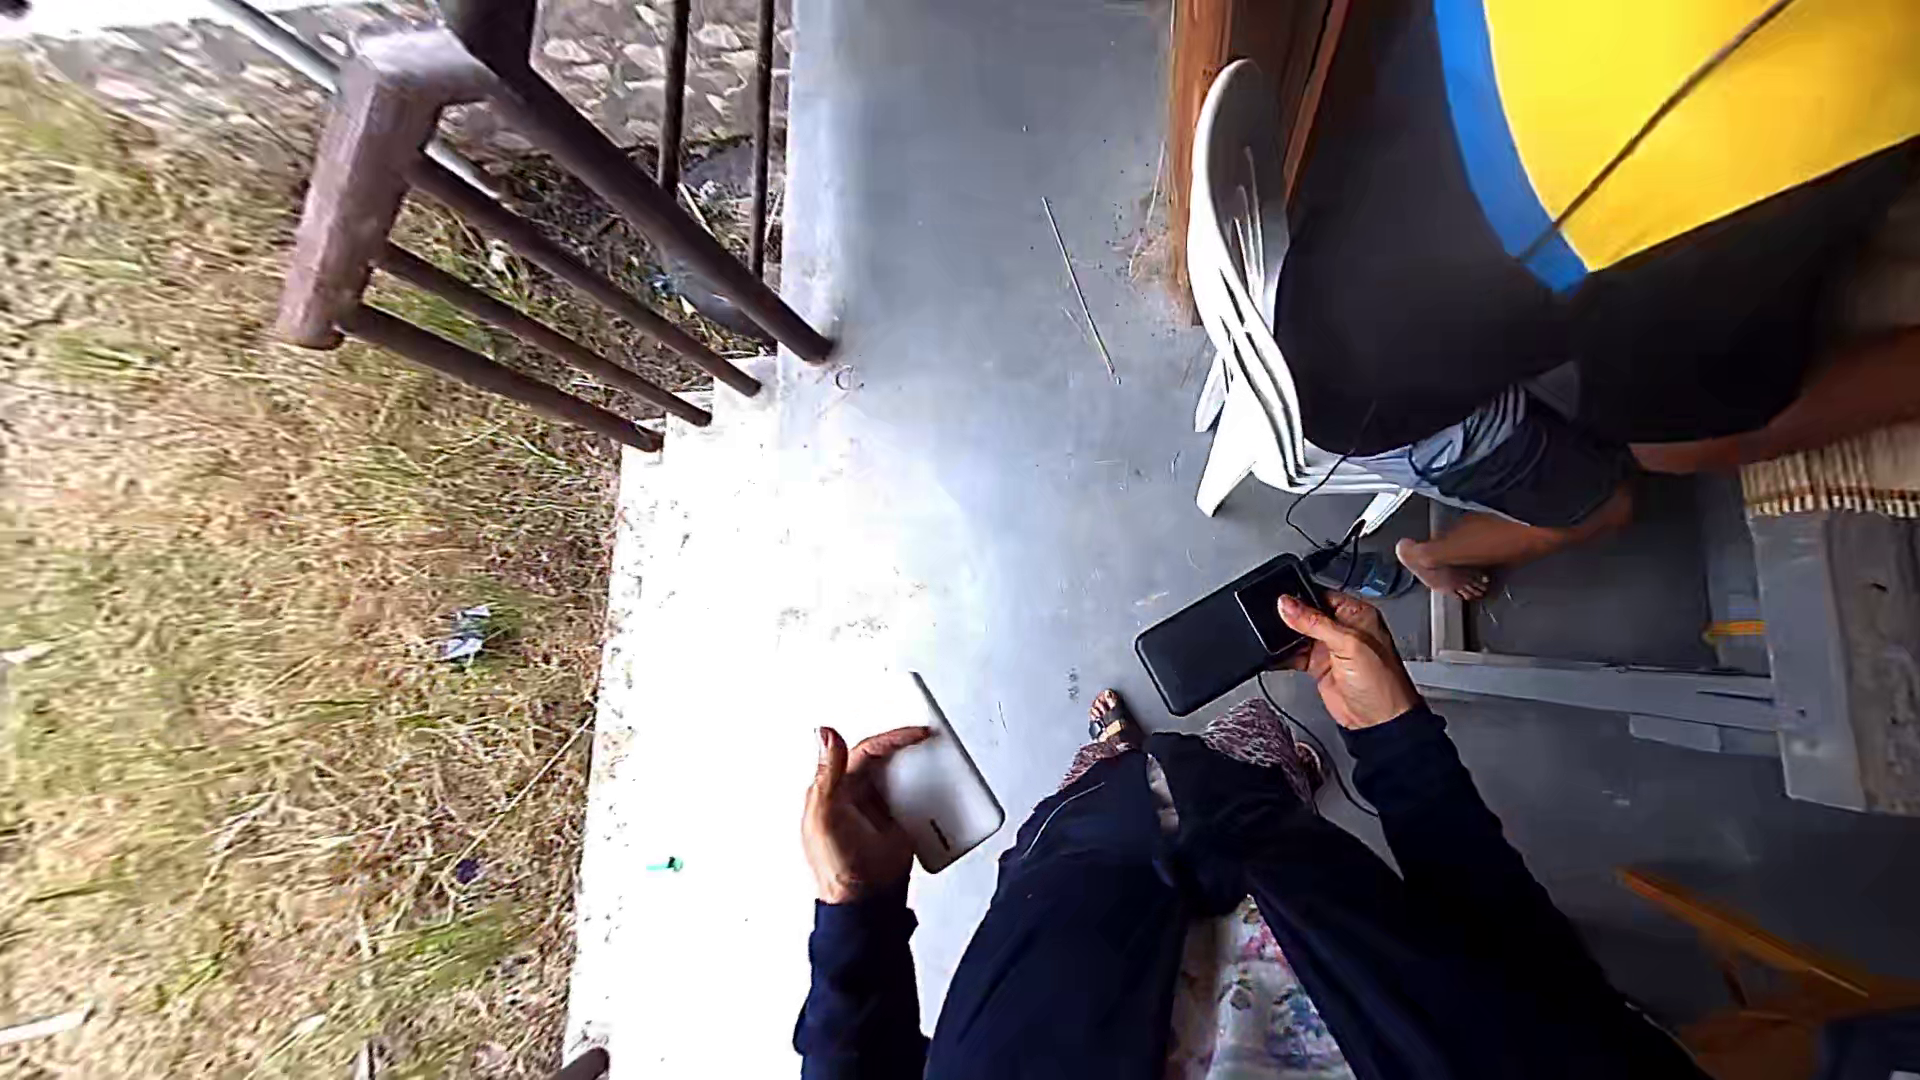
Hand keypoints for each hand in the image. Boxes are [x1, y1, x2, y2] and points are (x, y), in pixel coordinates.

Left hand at [802, 725, 931, 903]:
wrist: (865, 904)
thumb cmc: (836, 867)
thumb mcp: (825, 816)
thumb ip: (828, 775)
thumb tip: (825, 734)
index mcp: (838, 785)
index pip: (868, 750)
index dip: (892, 738)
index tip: (916, 734)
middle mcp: (859, 792)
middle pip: (888, 757)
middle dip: (908, 746)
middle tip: (930, 739)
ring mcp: (880, 806)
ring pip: (903, 774)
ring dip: (920, 766)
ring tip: (938, 757)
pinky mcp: (898, 821)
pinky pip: (917, 797)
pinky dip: (929, 790)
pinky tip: (939, 787)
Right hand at [1279, 590, 1421, 729]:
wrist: (1377, 721)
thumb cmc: (1382, 684)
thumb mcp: (1348, 644)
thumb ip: (1314, 622)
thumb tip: (1287, 604)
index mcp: (1357, 615)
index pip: (1321, 595)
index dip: (1301, 596)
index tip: (1282, 601)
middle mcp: (1342, 628)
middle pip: (1306, 613)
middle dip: (1289, 617)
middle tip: (1275, 620)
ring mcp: (1328, 647)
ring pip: (1296, 633)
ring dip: (1283, 637)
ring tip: (1273, 638)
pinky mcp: (1317, 664)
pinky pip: (1292, 654)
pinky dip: (1281, 655)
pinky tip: (1273, 654)